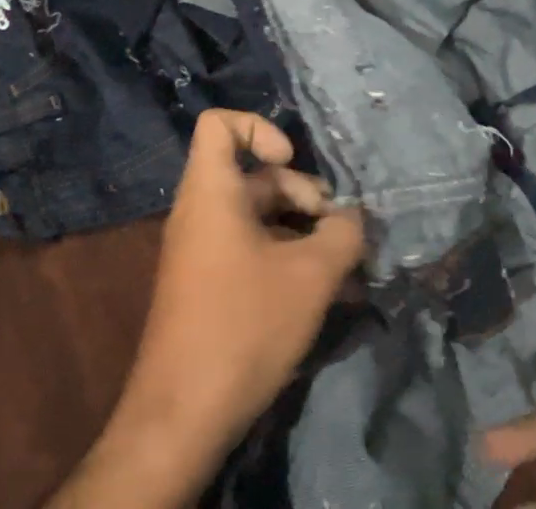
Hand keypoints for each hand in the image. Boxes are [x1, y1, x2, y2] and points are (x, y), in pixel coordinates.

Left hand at [49, 110, 363, 508]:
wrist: (182, 411)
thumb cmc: (244, 326)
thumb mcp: (310, 276)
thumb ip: (342, 235)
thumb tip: (352, 218)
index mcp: (210, 192)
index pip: (219, 124)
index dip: (260, 129)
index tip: (295, 163)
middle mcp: (200, 212)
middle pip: (253, 176)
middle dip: (303, 195)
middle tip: (340, 232)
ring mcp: (201, 251)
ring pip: (258, 219)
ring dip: (303, 234)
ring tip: (347, 269)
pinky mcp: (208, 286)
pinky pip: (250, 252)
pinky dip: (286, 261)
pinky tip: (327, 296)